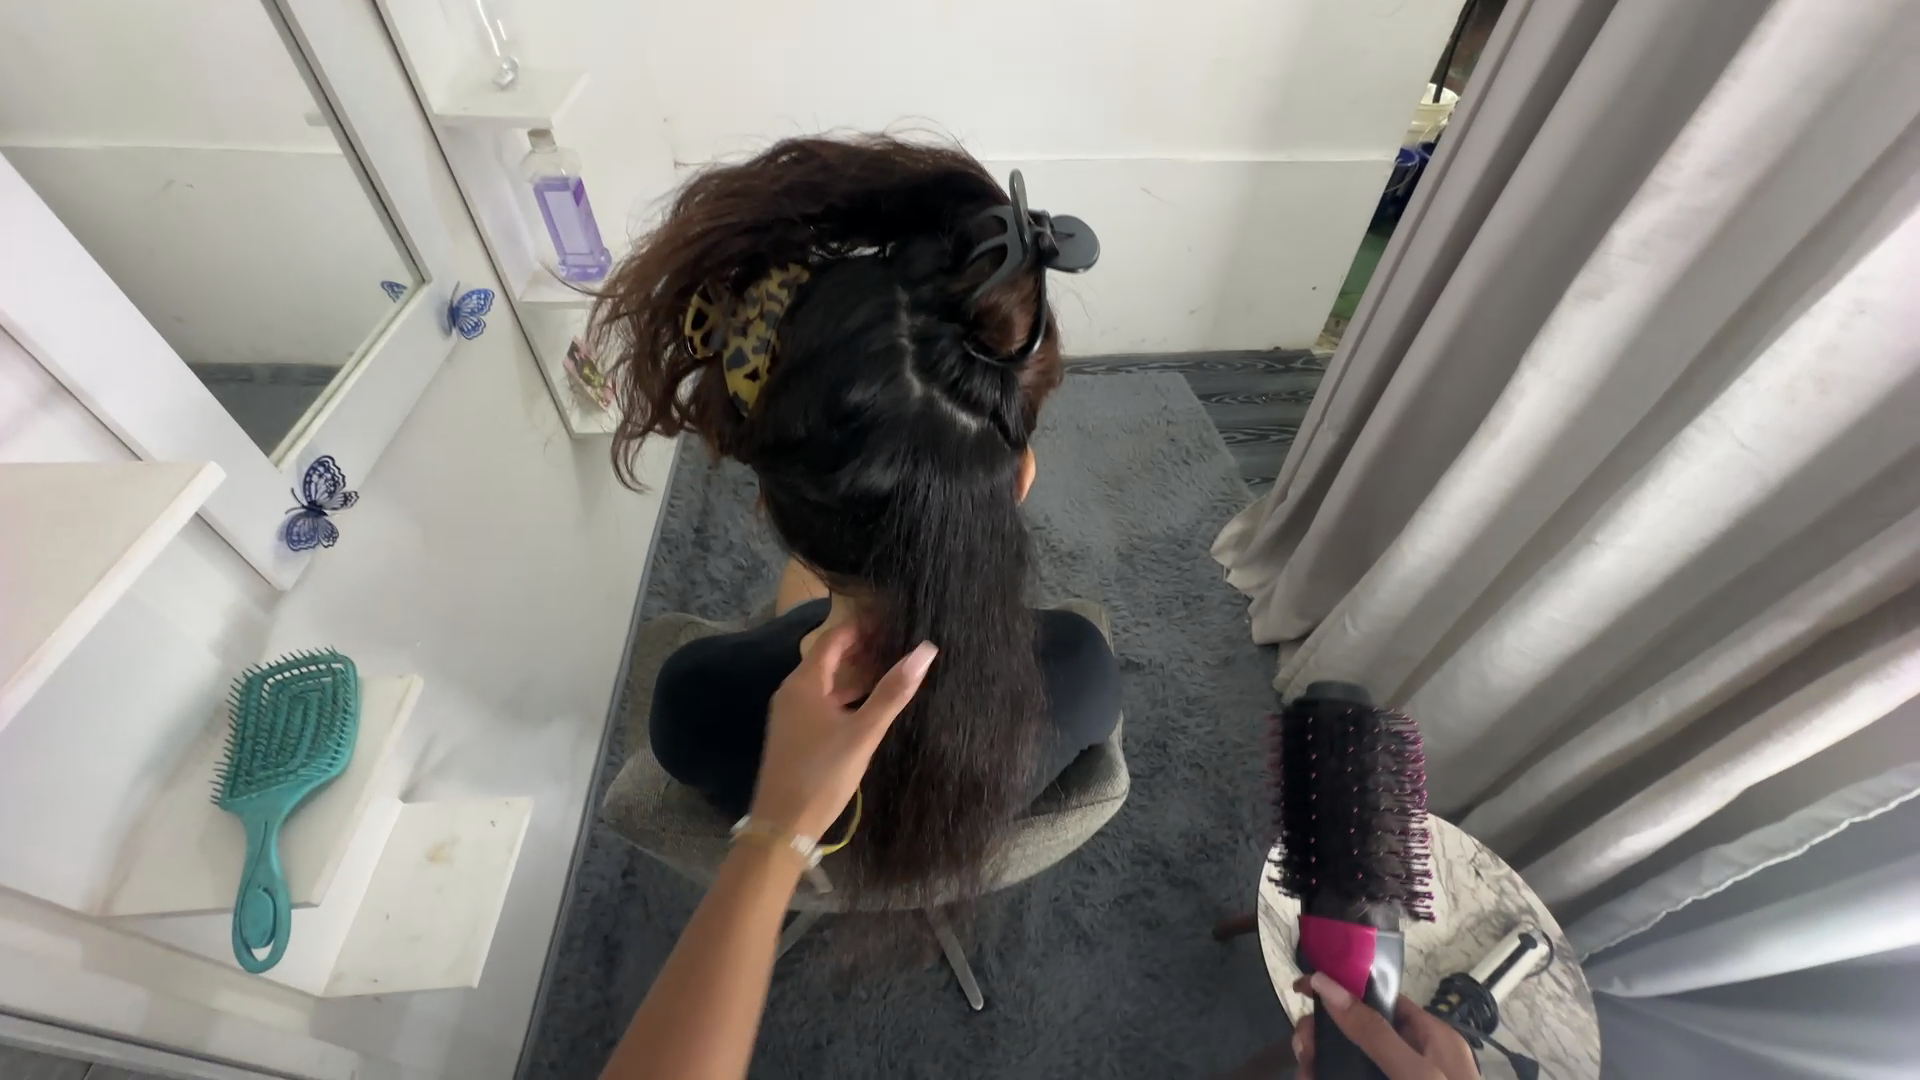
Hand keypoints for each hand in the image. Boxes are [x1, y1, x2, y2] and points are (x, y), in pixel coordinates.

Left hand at [749, 623, 936, 840]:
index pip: (832, 638)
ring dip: (853, 671)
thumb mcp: (863, 732)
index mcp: (804, 683)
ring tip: (887, 667)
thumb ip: (893, 691)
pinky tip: (866, 703)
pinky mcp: (794, 733)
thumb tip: (925, 650)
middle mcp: (792, 692)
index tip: (889, 619)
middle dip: (859, 647)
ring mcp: (790, 714)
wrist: (782, 825)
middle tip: (894, 641)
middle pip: (826, 657)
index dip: (859, 626)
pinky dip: (844, 694)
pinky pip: (821, 700)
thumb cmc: (823, 773)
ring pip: (824, 680)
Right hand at [1291, 973, 1478, 1079]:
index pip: (1379, 998)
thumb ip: (1374, 1033)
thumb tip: (1324, 982)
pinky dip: (1328, 1077)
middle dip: (1323, 1035)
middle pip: (1357, 1028)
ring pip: (1350, 1060)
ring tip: (1304, 1076)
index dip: (1340, 990)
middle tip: (1303, 1053)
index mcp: (1432, 1038)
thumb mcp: (1417, 1079)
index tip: (1300, 991)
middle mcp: (1418, 1057)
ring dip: (1321, 1062)